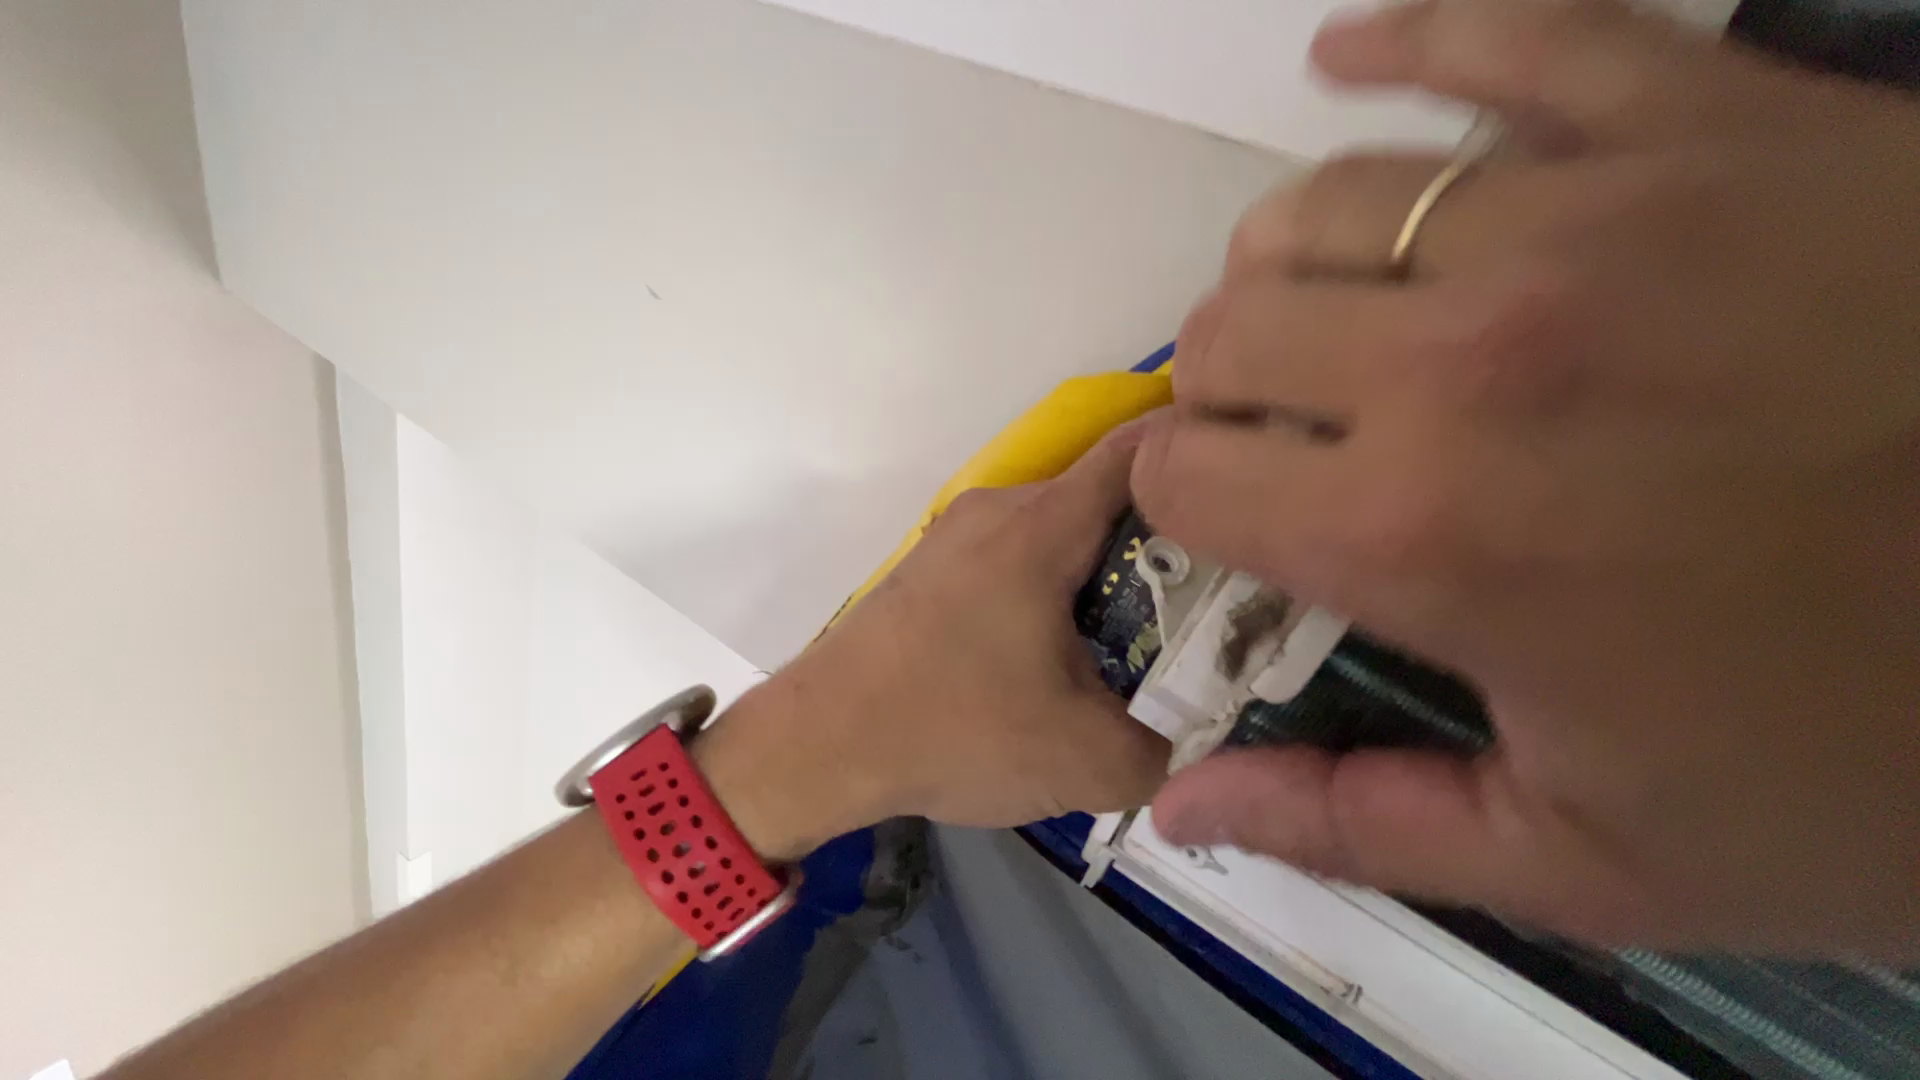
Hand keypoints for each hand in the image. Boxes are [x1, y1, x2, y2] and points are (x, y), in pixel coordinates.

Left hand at [701, 422, 1169, 860]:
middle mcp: (998, 509)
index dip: (1204, 460)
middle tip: (1213, 597)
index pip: (1142, 451)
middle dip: (1166, 538)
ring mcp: (956, 535)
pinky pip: (1015, 557)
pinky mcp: (931, 569)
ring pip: (1058, 529)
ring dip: (1104, 570)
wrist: (819, 744)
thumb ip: (1167, 748)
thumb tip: (1198, 736)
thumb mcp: (1085, 760)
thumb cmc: (953, 730)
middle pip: (1105, 495)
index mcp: (1042, 527)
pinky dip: (1055, 586)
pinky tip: (1063, 651)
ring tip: (1142, 634)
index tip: (1253, 499)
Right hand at [1134, 0, 1919, 959]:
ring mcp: (1588, 220)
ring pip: (1311, 205)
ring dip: (1279, 271)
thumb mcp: (1582, 857)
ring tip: (1320, 316)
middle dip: (1219, 394)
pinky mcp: (1710, 120)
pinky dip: (1401, 44)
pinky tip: (1341, 60)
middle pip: (1222, 332)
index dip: (1178, 501)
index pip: (1180, 475)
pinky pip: (1503, 37)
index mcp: (1418, 534)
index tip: (1228, 522)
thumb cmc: (1866, 762)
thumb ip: (1345, 825)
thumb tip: (1177, 814)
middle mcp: (1464, 362)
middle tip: (1278, 436)